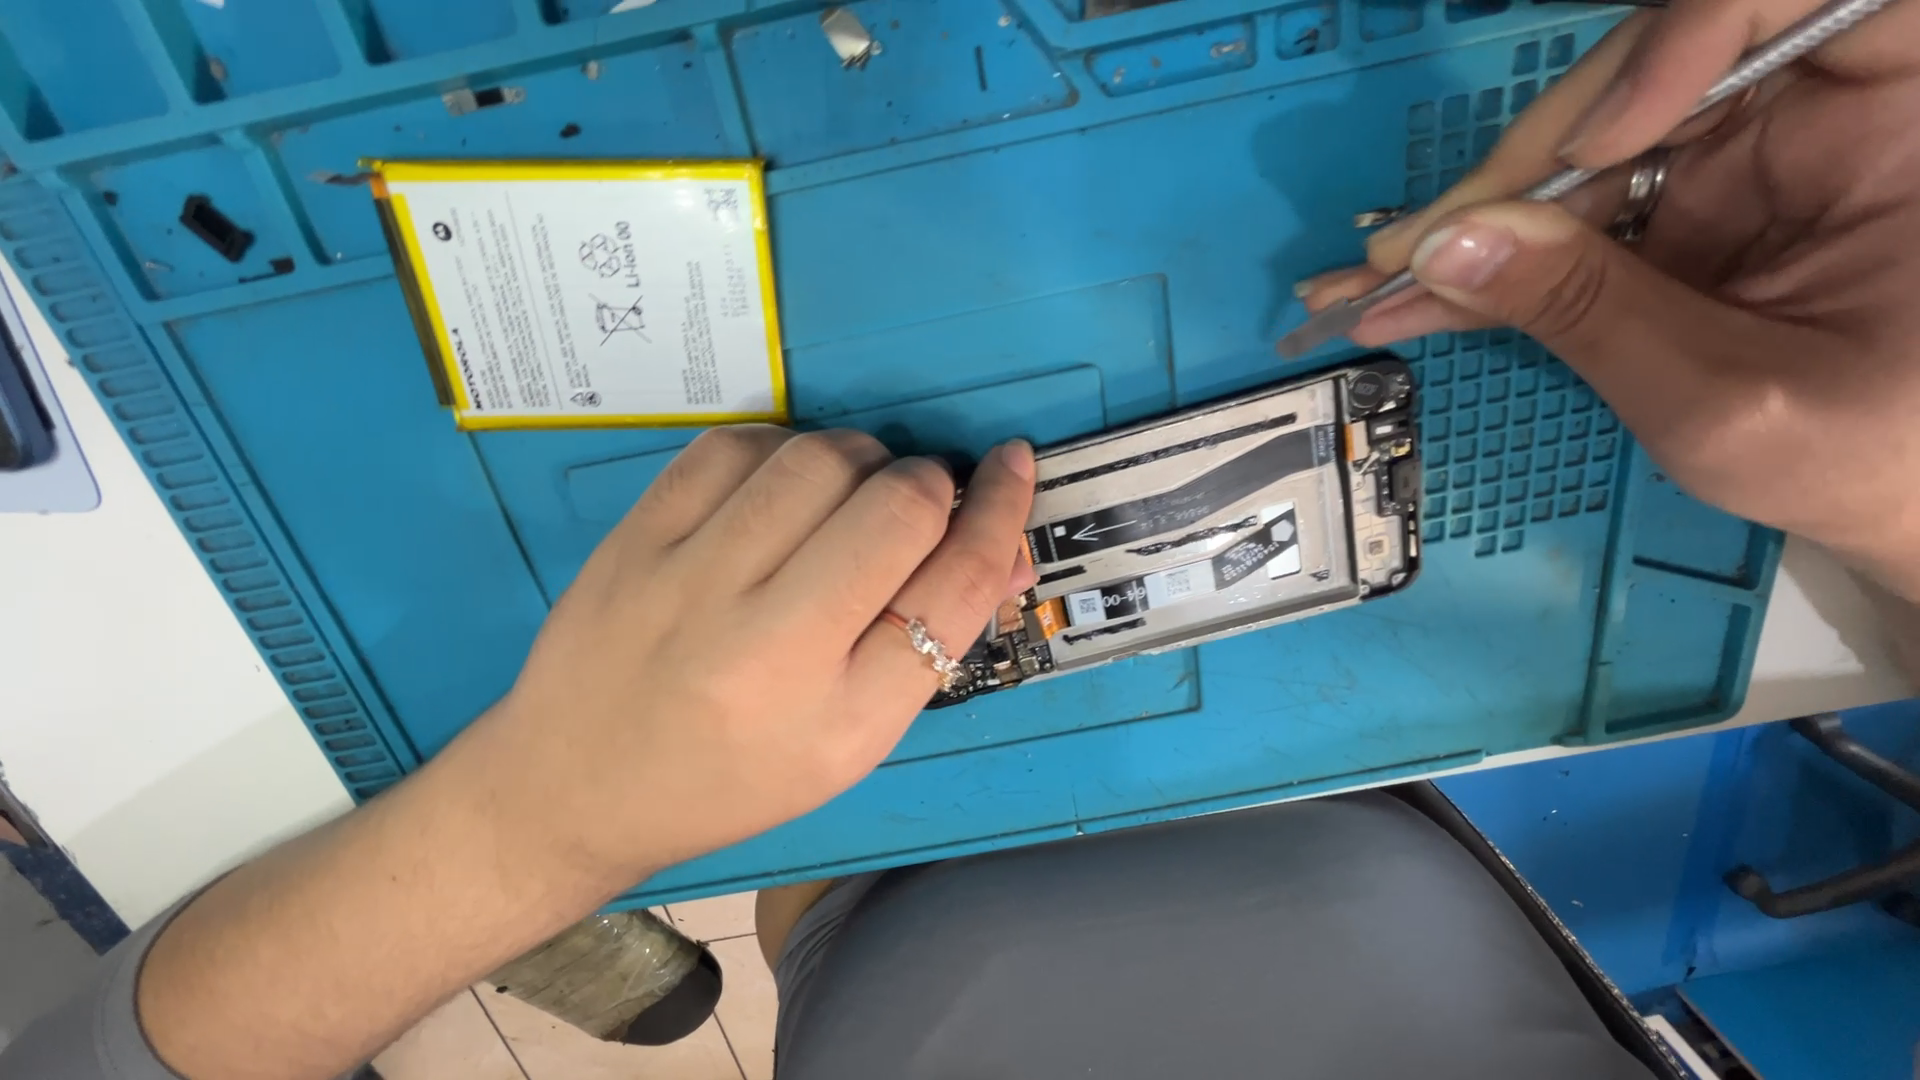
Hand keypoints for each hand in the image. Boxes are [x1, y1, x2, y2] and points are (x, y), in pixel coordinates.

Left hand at [454, 427, 1037, 882]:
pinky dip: (784, 450)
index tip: (1012, 466)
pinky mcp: (634, 534)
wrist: (572, 788)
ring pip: (821, 458)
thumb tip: (1001, 546)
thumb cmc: (732, 778)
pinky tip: (778, 490)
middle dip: (929, 485)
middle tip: (916, 505)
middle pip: (896, 505)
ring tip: (847, 497)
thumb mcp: (849, 738)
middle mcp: (766, 645)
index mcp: (838, 718)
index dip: (999, 512)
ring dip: (862, 461)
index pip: (953, 585)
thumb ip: (931, 641)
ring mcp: (689, 579)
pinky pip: (740, 443)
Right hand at [1298, 0, 1919, 600]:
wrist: (1891, 504)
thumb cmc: (1864, 460)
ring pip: (1569, 167)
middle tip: (1406, 257)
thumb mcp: (1721, 396)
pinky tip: (1397, 297)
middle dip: (1512, 177)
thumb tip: (1444, 247)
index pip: (1791, 3)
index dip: (1674, 48)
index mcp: (1903, 118)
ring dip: (1461, 232)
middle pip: (1636, 91)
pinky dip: (1472, 268)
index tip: (1594, 148)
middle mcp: (1813, 122)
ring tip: (1367, 287)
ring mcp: (1727, 175)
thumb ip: (1587, 310)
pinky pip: (1553, 227)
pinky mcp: (1665, 226)